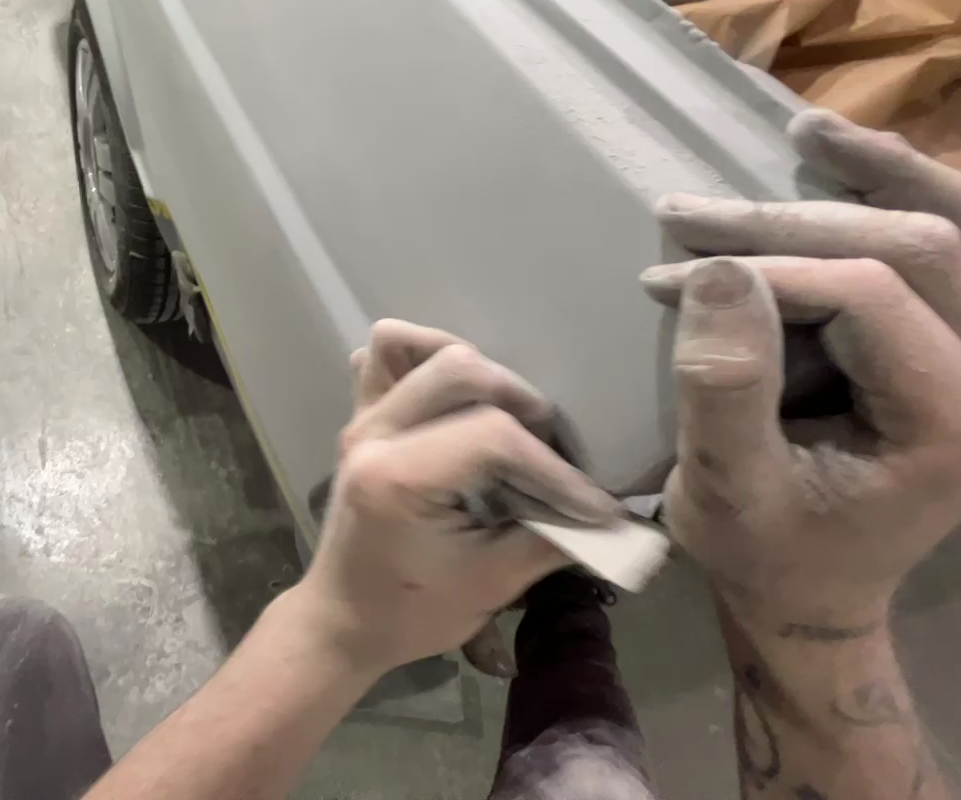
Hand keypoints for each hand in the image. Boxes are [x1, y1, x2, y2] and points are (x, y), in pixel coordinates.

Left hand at [289, 320, 621, 674]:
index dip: (554, 470)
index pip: (491, 435)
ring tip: (502, 410)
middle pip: (456, 368)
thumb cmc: (410, 610)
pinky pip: (379, 359)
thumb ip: (552, 542)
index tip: (596, 509)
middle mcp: (371, 433)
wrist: (342, 616)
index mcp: (396, 476)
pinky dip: (418, 359)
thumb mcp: (489, 585)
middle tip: (548, 449)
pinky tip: (453, 398)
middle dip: (519, 401)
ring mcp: (359, 419)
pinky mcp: (358, 417)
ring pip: (405, 344)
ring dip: (465, 364)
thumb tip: (618, 524)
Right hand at [641, 109, 960, 635]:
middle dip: (791, 220)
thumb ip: (723, 384)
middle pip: (923, 248)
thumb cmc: (760, 547)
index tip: (664, 278)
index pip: (867, 297)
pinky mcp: (956, 348)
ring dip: (884, 175)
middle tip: (686, 216)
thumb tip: (714, 270)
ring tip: (804, 131)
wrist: (805, 586)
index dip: (762, 272)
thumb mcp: (723, 484)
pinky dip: (904, 196)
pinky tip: (841, 166)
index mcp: (960, 425)